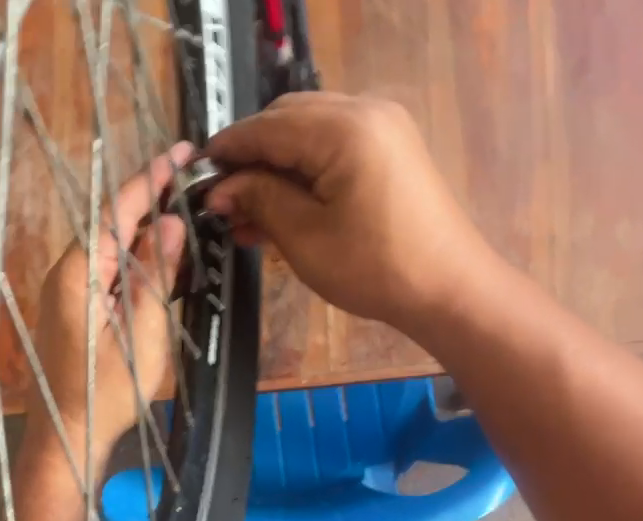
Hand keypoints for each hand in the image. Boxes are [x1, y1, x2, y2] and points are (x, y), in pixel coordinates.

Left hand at [33, 145, 191, 464]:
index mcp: (78, 275)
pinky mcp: (77, 313)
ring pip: (112, 250)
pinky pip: (109, 275)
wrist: (68, 439)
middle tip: (192, 177)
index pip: (115, 211)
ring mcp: (69, 295)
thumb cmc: (106, 395)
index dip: (150, 179)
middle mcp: (68, 276)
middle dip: (151, 200)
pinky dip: (136, 263)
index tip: (181, 152)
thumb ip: (155, 277)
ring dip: (146, 233)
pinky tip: (163, 260)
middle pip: (112, 225)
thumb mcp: (141, 336)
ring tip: (186, 212)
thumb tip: (171, 224)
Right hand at [204, 93, 504, 330]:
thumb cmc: (373, 268)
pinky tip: (277, 209)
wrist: (447, 288)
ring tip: (244, 215)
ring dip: (273, 167)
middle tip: (221, 201)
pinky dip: (301, 172)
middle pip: (286, 119)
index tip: (195, 181)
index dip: (227, 153)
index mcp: (343, 128)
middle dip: (250, 157)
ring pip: (307, 132)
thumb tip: (220, 188)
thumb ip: (259, 200)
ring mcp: (381, 127)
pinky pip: (331, 147)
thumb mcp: (304, 237)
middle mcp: (364, 111)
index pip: (267, 127)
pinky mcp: (389, 149)